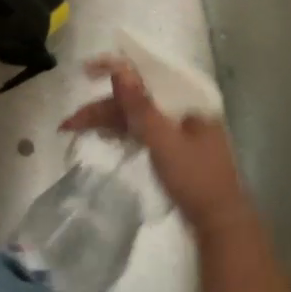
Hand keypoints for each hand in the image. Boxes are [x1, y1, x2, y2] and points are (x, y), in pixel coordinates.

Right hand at [63, 56, 254, 235]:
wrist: (219, 223)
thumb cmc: (196, 179)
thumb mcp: (164, 140)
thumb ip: (140, 105)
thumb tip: (120, 67)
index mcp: (189, 100)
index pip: (149, 71)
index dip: (117, 68)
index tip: (86, 71)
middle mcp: (183, 108)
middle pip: (135, 97)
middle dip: (102, 106)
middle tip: (71, 121)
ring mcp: (177, 128)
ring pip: (133, 114)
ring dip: (104, 119)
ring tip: (72, 129)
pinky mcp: (171, 145)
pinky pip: (139, 129)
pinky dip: (118, 130)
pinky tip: (100, 135)